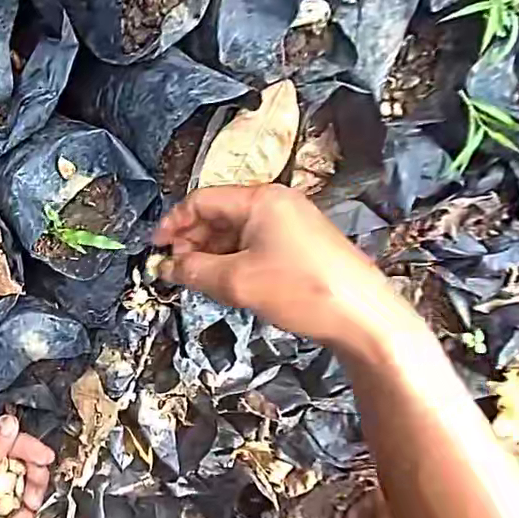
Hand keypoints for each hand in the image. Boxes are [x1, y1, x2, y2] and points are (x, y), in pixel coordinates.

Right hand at [152, 184, 424, 357]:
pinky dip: (233, 260)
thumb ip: (193, 270)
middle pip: (217, 214)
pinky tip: (226, 282)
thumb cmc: (299, 290)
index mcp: (259, 199)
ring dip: (210, 253)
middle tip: (176, 270)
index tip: (155, 249)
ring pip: (234, 231)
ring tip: (198, 280)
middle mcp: (275, 203)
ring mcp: (290, 222)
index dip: (172, 224)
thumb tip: (165, 267)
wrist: (363, 317)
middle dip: (191, 241)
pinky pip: (254, 244)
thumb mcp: (236, 282)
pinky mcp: (300, 244)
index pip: (200, 201)